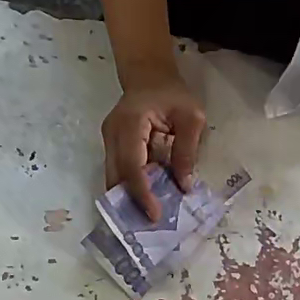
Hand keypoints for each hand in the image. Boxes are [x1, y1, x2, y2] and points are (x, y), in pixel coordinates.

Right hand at [100, 66, 204, 222]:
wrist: (148, 75)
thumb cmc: (172, 93)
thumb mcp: (191, 117)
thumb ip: (187, 151)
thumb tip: (184, 186)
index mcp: (130, 124)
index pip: (132, 166)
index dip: (142, 193)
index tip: (155, 214)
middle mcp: (112, 134)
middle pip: (116, 176)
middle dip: (131, 202)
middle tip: (150, 224)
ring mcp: (107, 140)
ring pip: (113, 177)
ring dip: (129, 197)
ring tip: (148, 215)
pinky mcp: (110, 145)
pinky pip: (118, 171)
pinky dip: (130, 186)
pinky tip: (144, 198)